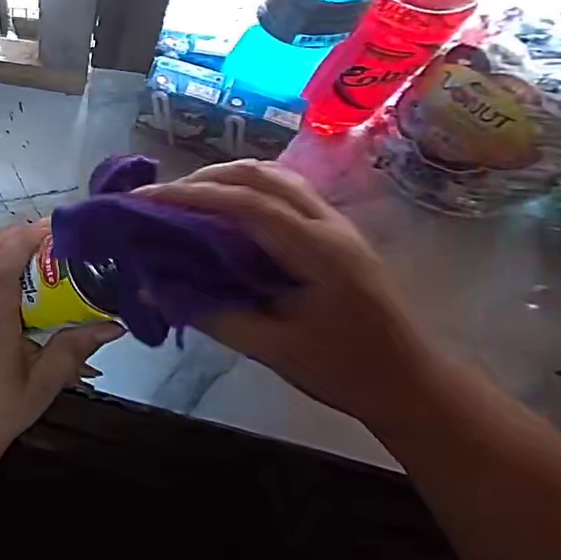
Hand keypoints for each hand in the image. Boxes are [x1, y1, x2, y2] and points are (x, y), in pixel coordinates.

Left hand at [0, 221, 123, 457]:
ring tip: (43, 247)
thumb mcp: (44, 382)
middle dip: (23, 233)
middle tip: (60, 238)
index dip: (29, 236)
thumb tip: (114, 325)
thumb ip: (75, 348)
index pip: (3, 258)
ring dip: (8, 240)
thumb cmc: (0, 407)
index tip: (61, 229)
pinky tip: (19, 267)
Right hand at [137, 160, 442, 427]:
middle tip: (161, 199)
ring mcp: (335, 221)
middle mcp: (328, 223)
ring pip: (273, 175)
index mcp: (318, 251)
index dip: (193, 195)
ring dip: (225, 177)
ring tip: (187, 197)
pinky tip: (226, 208)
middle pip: (259, 176)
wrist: (413, 384)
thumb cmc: (345, 371)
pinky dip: (245, 187)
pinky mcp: (333, 228)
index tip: (148, 198)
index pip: (247, 204)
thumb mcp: (274, 350)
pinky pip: (283, 188)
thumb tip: (156, 287)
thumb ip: (214, 313)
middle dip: (203, 179)